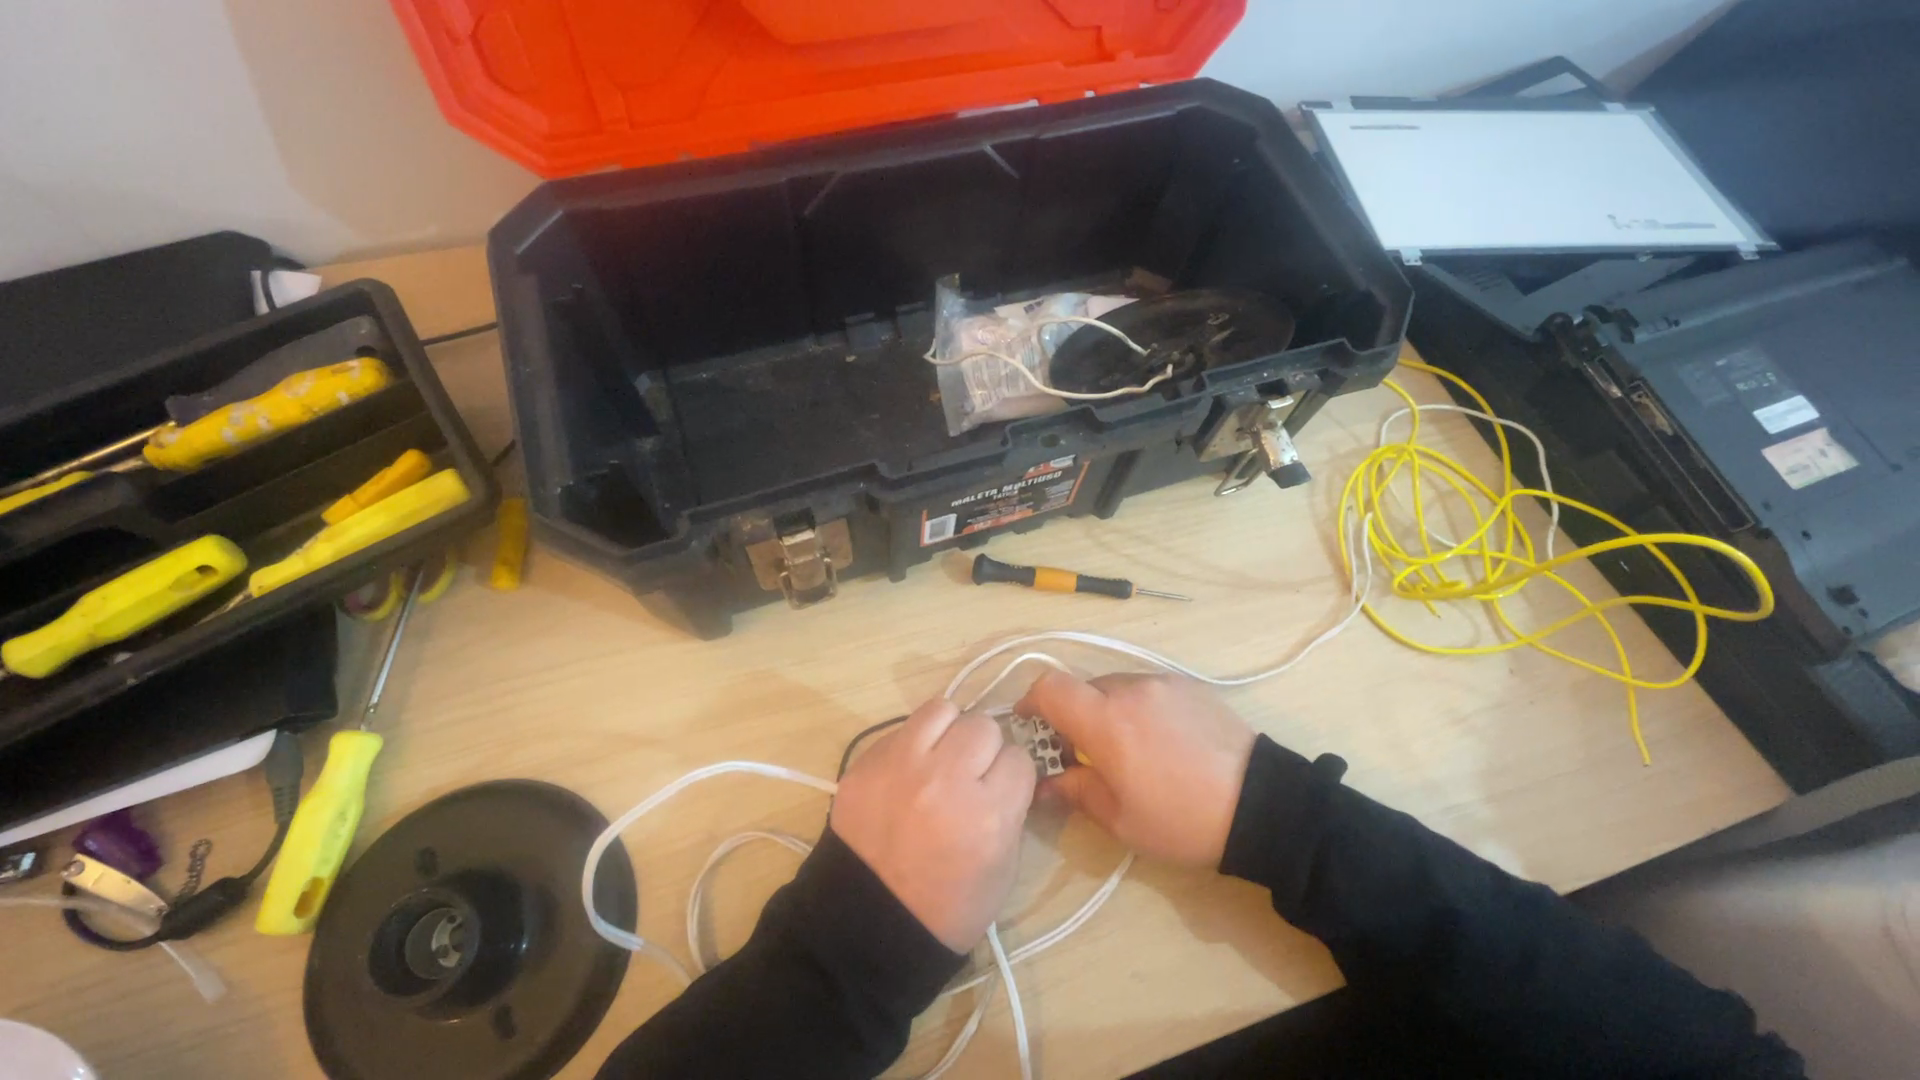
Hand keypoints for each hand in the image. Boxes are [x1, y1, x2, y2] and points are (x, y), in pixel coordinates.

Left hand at [830, 699, 1037, 951]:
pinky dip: (912, 745)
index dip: (1012, 773)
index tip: (1000, 788)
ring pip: (942, 709)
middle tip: (970, 773)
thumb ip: (1011, 809)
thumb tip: (1006, 770)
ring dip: (948, 731)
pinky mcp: (866, 764)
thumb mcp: (1003, 867)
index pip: (1019, 757)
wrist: (870, 922)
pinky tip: (908, 773)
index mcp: (989, 814)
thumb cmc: (948, 905)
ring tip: (940, 757)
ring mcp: (902, 767)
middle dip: (983, 749)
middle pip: (983, 726)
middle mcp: (947, 780)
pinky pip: (902, 729)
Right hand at [1018, 672, 1255, 867]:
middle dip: (1072, 716)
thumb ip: (1075, 792)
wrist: (1262, 806)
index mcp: (1105, 720)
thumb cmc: (1181, 819)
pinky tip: (1158, 741)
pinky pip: (1146, 688)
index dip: (1030, 701)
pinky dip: (1137, 707)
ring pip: (1114, 686)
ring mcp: (1162, 682)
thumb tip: (1043, 785)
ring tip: (1127, 749)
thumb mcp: (1120, 819)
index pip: (1049, 686)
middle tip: (1082, 753)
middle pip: (1082, 688)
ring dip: (1106, 710)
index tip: (1030, 725)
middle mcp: (1129, 688)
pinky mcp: (1188, 685)